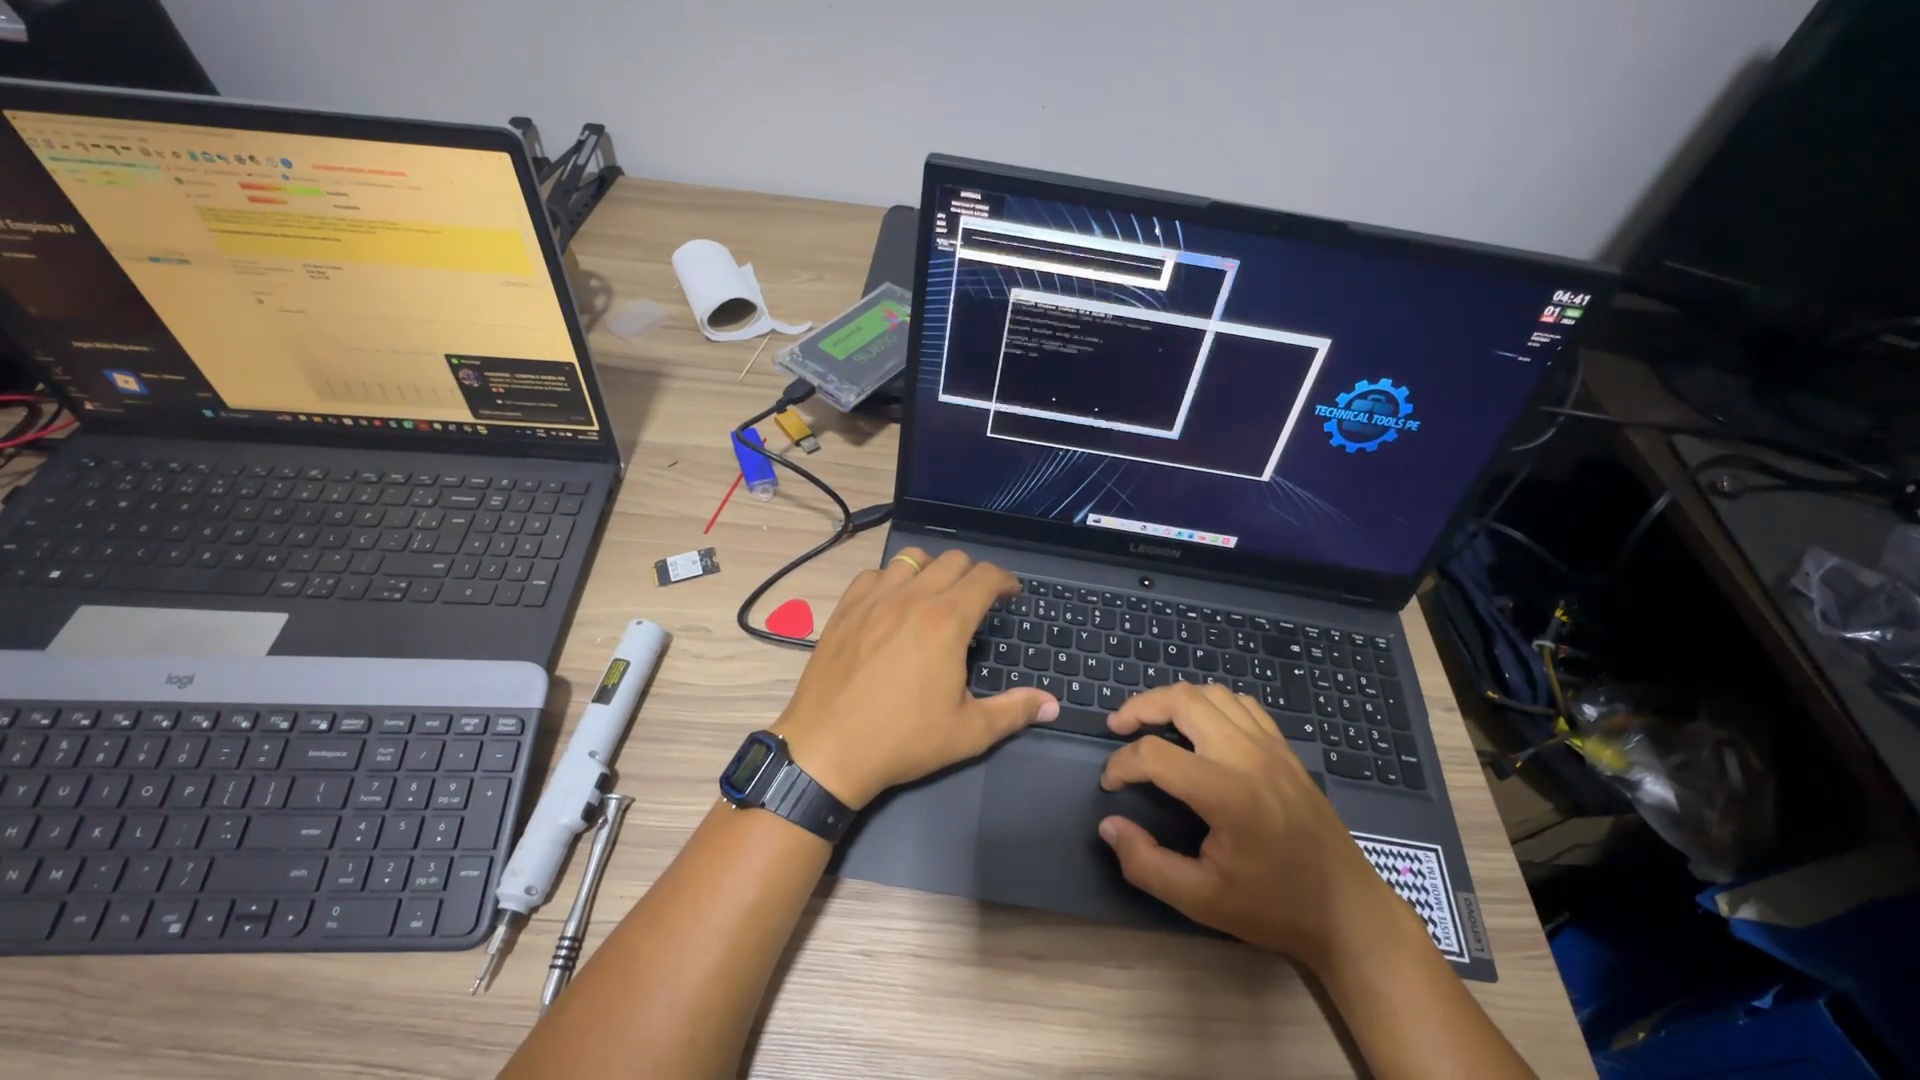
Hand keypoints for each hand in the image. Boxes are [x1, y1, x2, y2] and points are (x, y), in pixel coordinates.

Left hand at [770, 547, 1058, 809]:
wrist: (828, 750)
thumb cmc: (903, 740)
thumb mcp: (968, 732)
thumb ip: (1014, 711)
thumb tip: (1051, 704)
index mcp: (947, 620)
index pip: (985, 577)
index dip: (1005, 581)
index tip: (1010, 594)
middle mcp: (912, 597)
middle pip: (952, 560)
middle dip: (972, 575)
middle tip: (978, 601)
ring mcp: (873, 599)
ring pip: (911, 559)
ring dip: (932, 571)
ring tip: (935, 597)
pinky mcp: (845, 610)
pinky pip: (873, 574)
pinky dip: (891, 580)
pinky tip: (892, 604)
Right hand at [1097, 683, 1398, 969]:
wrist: (1347, 910)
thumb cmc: (1273, 907)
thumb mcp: (1200, 901)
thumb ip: (1146, 864)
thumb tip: (1109, 827)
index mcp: (1226, 793)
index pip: (1154, 754)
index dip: (1120, 764)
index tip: (1109, 786)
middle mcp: (1248, 756)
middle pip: (1183, 700)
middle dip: (1140, 707)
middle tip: (1117, 726)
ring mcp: (1271, 747)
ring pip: (1213, 693)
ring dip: (1175, 699)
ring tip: (1151, 721)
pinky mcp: (1285, 749)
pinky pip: (1242, 705)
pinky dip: (1210, 703)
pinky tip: (1199, 727)